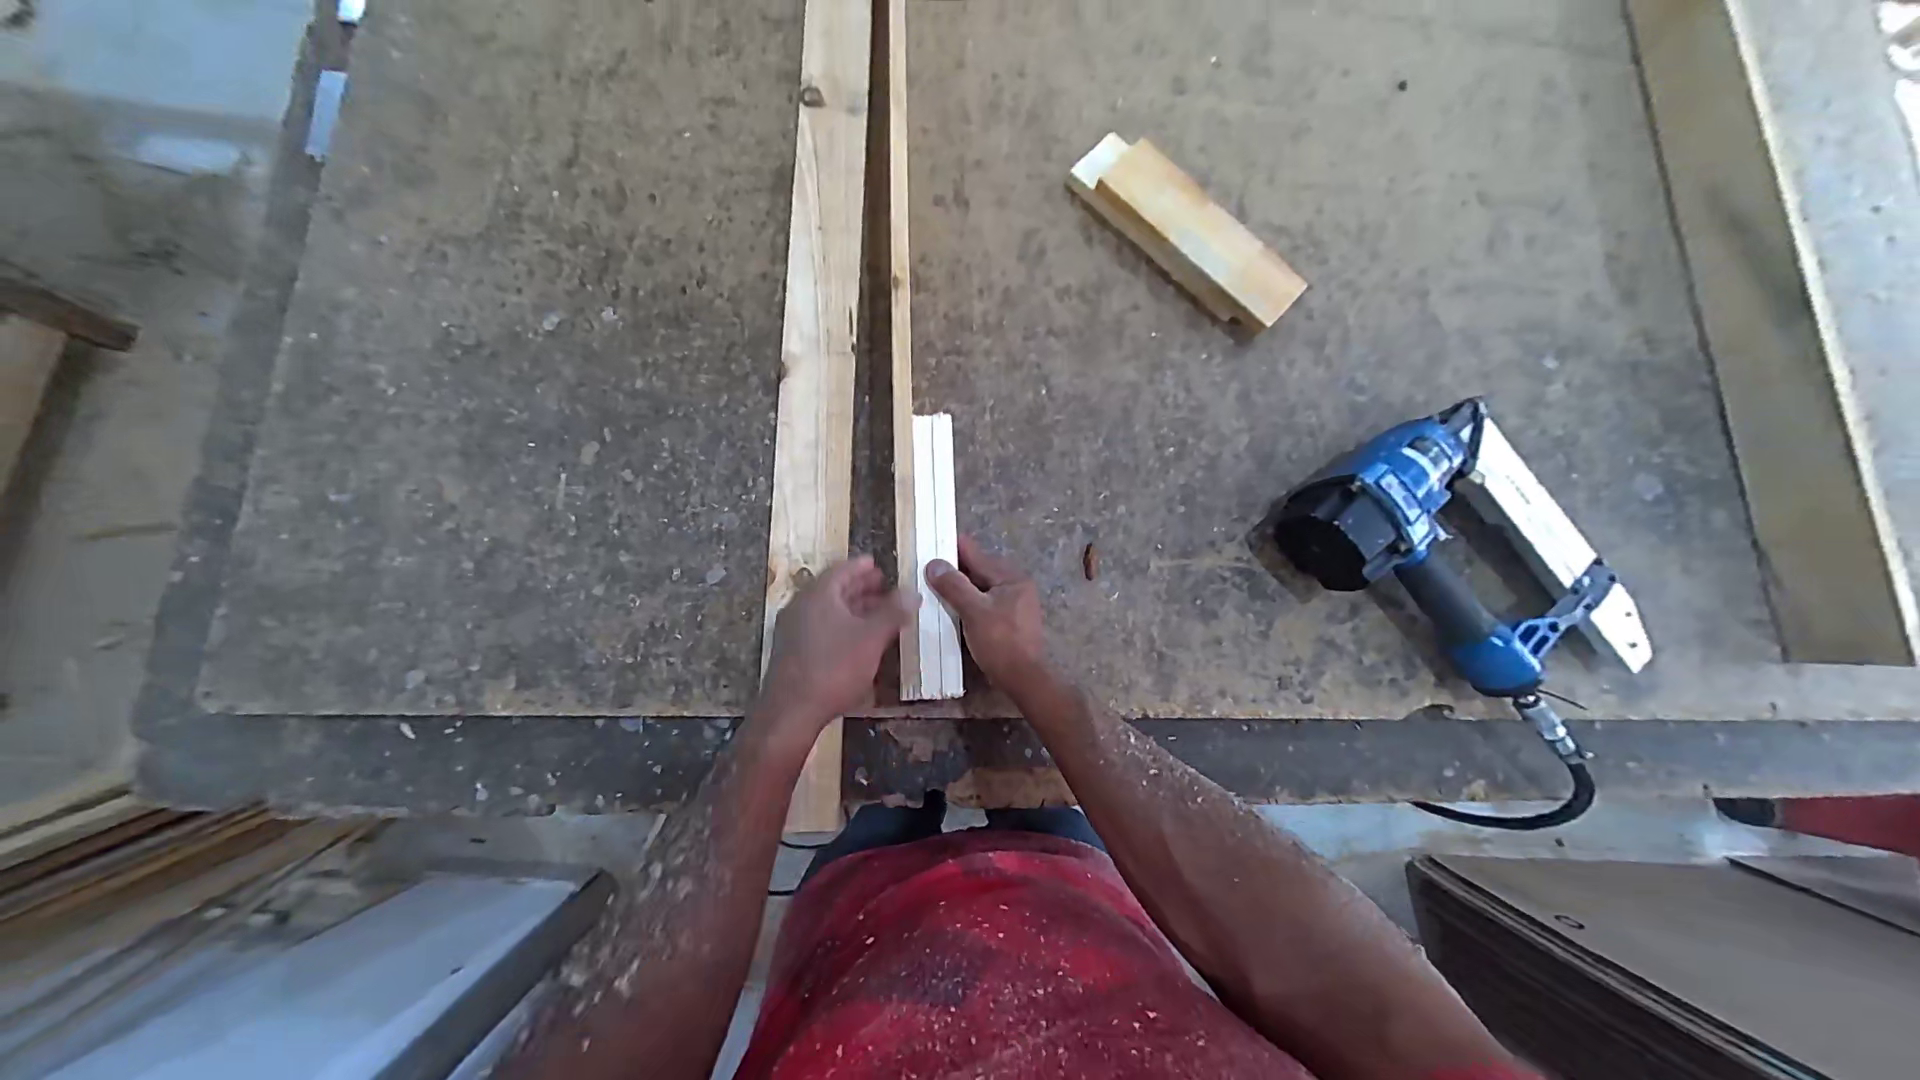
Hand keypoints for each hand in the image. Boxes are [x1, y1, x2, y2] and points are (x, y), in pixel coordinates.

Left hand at [758, 556, 914, 739]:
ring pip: (827, 610)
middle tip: (882, 586)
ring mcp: (793, 629)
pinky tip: (857, 639)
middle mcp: (802, 606)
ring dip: (852, 608)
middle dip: (859, 587)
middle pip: (833, 589)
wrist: (792, 711)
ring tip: (876, 613)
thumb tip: (912, 592)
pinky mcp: (792, 651)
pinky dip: (841, 625)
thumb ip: (893, 613)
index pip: (842, 570)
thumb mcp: (871, 638)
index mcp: (818, 594)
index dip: (862, 567)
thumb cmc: (834, 667)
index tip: (877, 564)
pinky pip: (820, 627)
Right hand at [926, 535, 1050, 690]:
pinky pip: (985, 603)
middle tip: (927, 568)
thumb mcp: (974, 611)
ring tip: (935, 588)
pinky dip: (969, 603)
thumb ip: (954, 586)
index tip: (931, 542)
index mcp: (1011, 578)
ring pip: (982, 588)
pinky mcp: (1011, 622)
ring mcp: (1016, 605)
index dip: (953, 548)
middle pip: (980, 570)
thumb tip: (934, 564)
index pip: (977, 555)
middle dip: (955, 569)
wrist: (1023, 679)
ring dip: (961, 588)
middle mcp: (1016, 586)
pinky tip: (953, 610)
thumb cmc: (1000, 642)